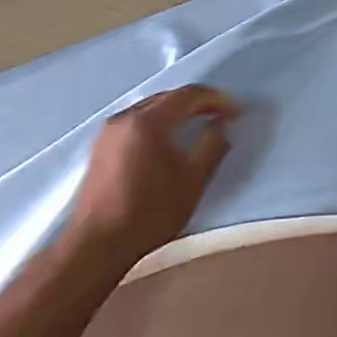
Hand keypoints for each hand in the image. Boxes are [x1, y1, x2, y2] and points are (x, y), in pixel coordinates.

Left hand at [64, 85, 240, 262]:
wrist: (99, 242)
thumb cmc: (151, 212)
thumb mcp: (193, 179)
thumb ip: (212, 145)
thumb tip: (220, 124)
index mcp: (149, 122)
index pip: (189, 95)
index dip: (217, 99)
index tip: (237, 112)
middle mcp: (125, 118)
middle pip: (168, 97)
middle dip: (198, 102)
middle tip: (222, 115)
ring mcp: (109, 131)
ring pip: (151, 107)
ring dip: (178, 111)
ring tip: (200, 124)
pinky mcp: (102, 145)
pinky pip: (137, 120)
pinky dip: (160, 121)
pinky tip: (170, 138)